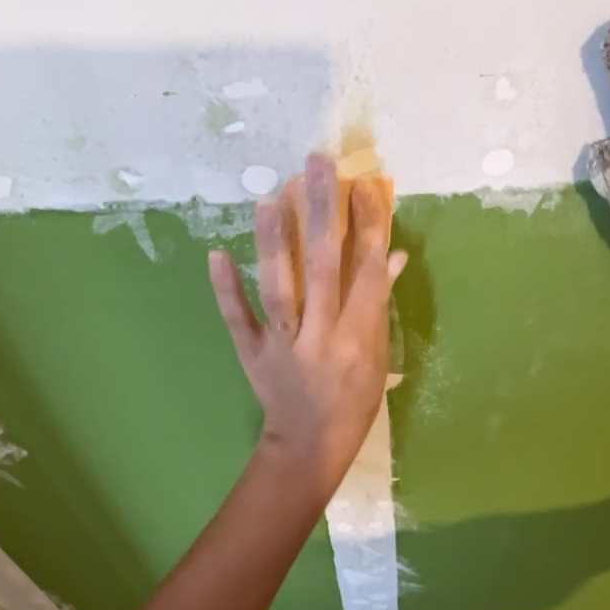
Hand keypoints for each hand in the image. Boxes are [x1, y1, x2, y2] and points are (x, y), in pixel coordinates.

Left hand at [209, 152, 407, 499]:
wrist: (312, 446)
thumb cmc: (354, 400)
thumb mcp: (378, 356)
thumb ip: (380, 304)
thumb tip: (393, 255)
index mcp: (360, 337)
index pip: (367, 271)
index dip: (367, 224)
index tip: (363, 183)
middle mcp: (323, 336)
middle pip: (323, 266)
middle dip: (322, 212)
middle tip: (316, 163)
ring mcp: (284, 345)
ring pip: (279, 287)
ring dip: (274, 242)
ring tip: (268, 198)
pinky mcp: (252, 353)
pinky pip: (239, 319)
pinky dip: (226, 289)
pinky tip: (217, 253)